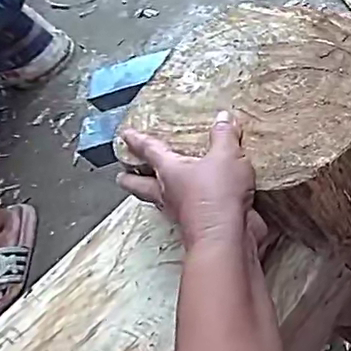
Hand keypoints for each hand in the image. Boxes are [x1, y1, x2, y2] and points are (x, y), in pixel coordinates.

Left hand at [118, 111, 256, 248]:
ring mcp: (179, 210)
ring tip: (154, 189)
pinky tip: (190, 203)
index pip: (150, 150)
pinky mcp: (196, 223)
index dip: (137, 140)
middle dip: (130, 178)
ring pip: (156, 200)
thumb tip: (223, 116)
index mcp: (170, 170)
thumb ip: (225, 136)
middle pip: (139, 184)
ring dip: (152, 194)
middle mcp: (168, 191)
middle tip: (123, 174)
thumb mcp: (227, 156)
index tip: (124, 134)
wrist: (226, 233)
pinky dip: (182, 206)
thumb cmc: (219, 192)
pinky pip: (182, 211)